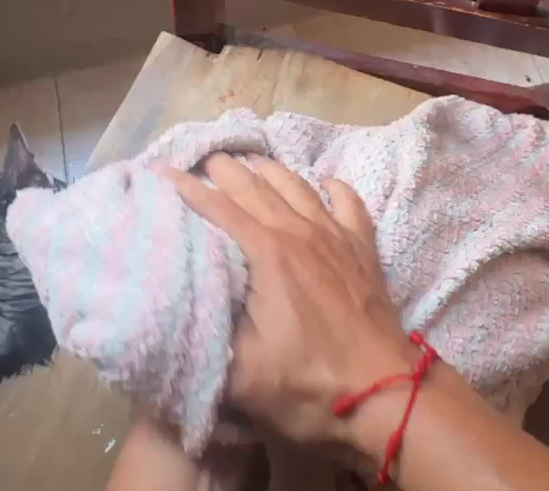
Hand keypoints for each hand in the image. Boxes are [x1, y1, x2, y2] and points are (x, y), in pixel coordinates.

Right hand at [159, 154, 419, 450]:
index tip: (165, 171)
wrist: (383, 392)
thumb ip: (208, 332)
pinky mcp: (363, 248)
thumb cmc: (306, 384)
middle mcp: (300, 232)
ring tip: (254, 159)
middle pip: (258, 189)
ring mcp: (336, 236)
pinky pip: (348, 203)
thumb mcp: (240, 372)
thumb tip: (183, 303)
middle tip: (208, 157)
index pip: (220, 210)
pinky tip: (325, 181)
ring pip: (299, 187)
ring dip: (272, 170)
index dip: (189, 189)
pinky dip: (334, 187)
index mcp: (267, 253)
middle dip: (229, 170)